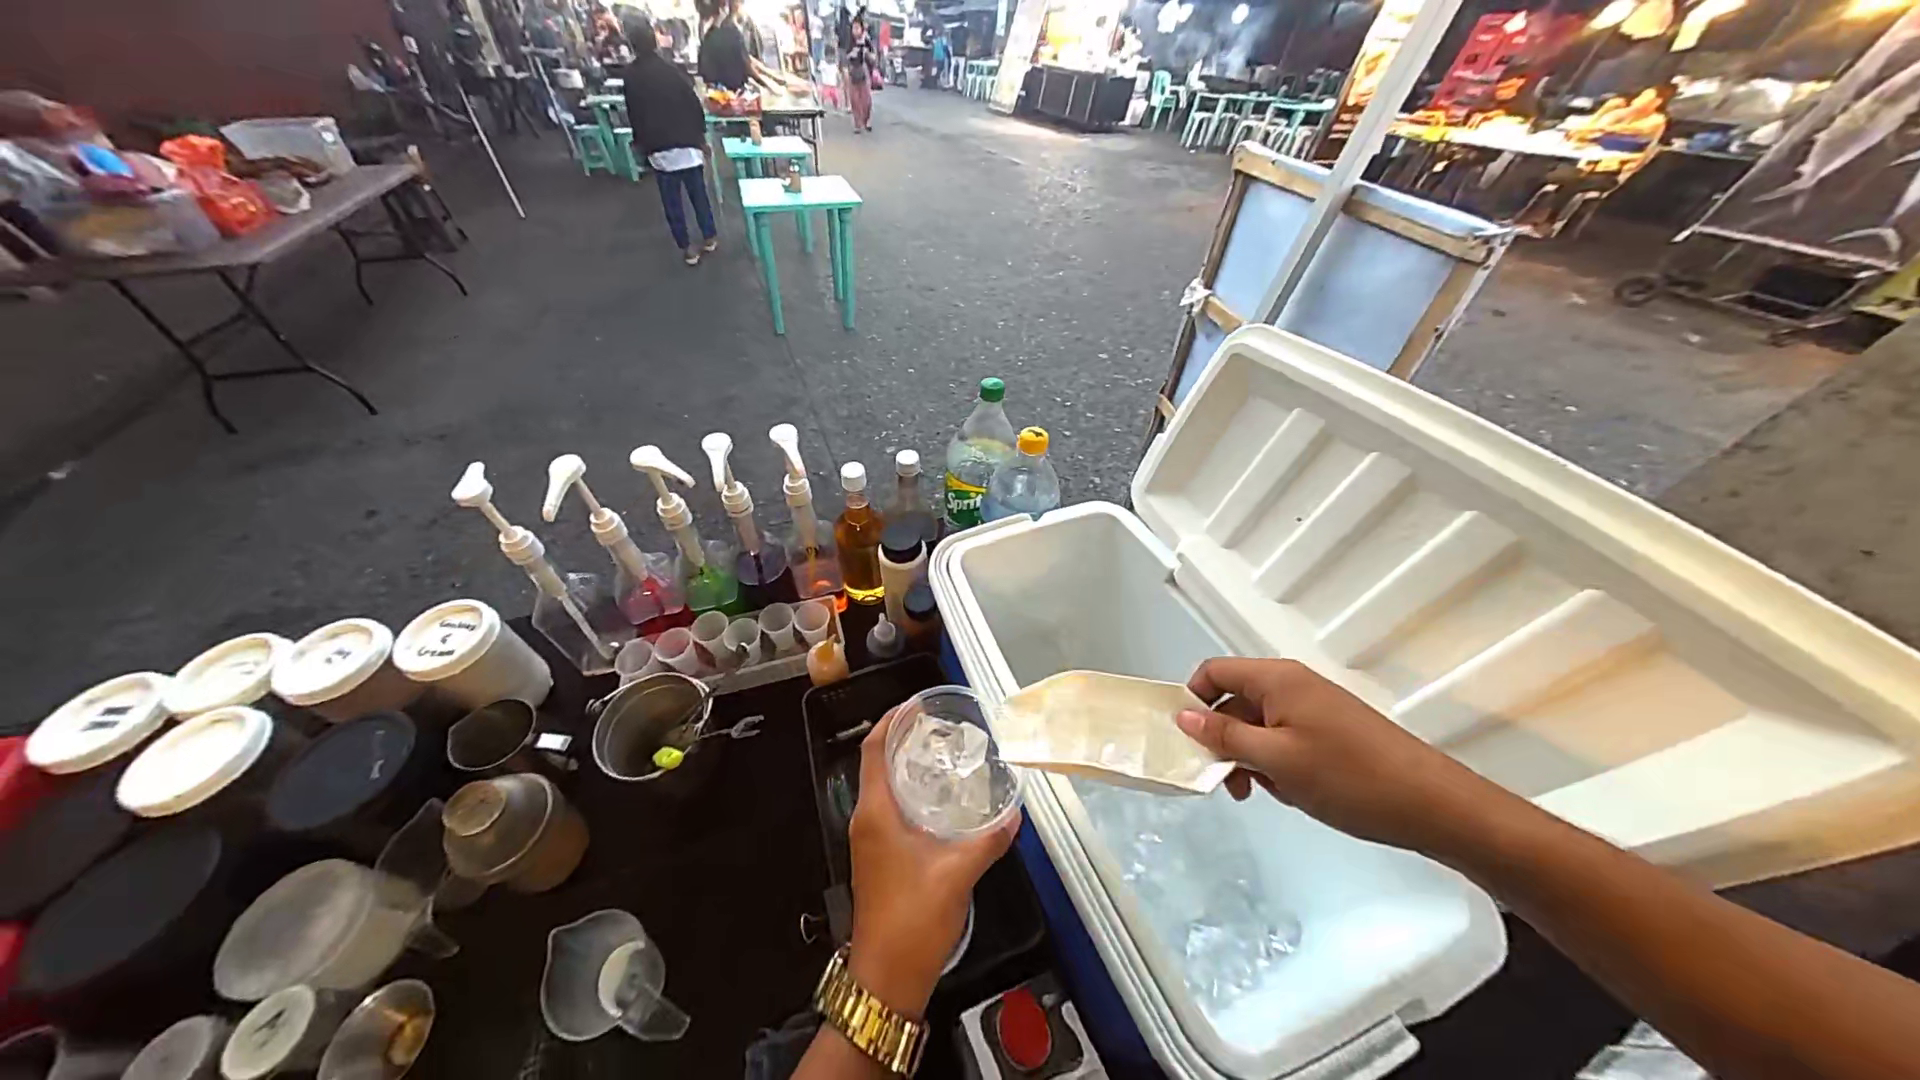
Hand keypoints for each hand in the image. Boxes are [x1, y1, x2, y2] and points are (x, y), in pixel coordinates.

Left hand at [846, 706, 1020, 1017]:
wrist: (886, 976)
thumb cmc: (913, 919)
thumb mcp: (958, 873)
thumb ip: (988, 839)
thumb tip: (1014, 813)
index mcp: (876, 813)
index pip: (874, 750)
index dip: (890, 720)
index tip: (913, 703)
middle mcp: (866, 820)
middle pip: (877, 763)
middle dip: (902, 738)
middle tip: (937, 724)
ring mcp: (870, 839)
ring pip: (883, 787)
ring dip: (905, 765)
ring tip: (941, 753)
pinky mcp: (878, 856)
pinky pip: (889, 808)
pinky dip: (909, 791)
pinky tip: (939, 800)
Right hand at [1176, 658, 1514, 860]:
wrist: (1435, 806)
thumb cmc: (1348, 777)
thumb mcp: (1275, 760)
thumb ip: (1224, 737)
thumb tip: (1183, 716)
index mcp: (1276, 679)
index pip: (1214, 672)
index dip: (1192, 701)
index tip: (1186, 741)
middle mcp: (1292, 685)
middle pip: (1234, 700)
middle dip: (1222, 739)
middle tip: (1225, 781)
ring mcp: (1314, 708)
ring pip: (1258, 724)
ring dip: (1248, 756)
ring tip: (1259, 793)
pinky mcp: (1331, 731)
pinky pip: (1284, 738)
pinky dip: (1276, 762)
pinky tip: (1290, 792)